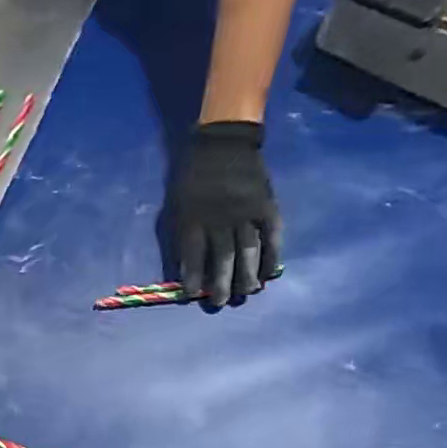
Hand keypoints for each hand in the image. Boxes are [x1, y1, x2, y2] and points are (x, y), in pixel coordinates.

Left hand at [174, 122, 281, 302]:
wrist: (222, 145)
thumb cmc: (190, 182)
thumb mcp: (174, 210)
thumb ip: (179, 237)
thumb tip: (181, 269)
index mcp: (193, 220)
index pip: (194, 255)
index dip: (194, 276)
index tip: (193, 295)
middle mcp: (221, 219)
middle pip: (223, 257)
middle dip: (222, 282)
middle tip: (222, 302)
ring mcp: (246, 212)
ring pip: (249, 249)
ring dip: (248, 274)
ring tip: (247, 293)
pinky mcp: (266, 205)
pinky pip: (272, 234)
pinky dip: (272, 254)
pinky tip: (270, 273)